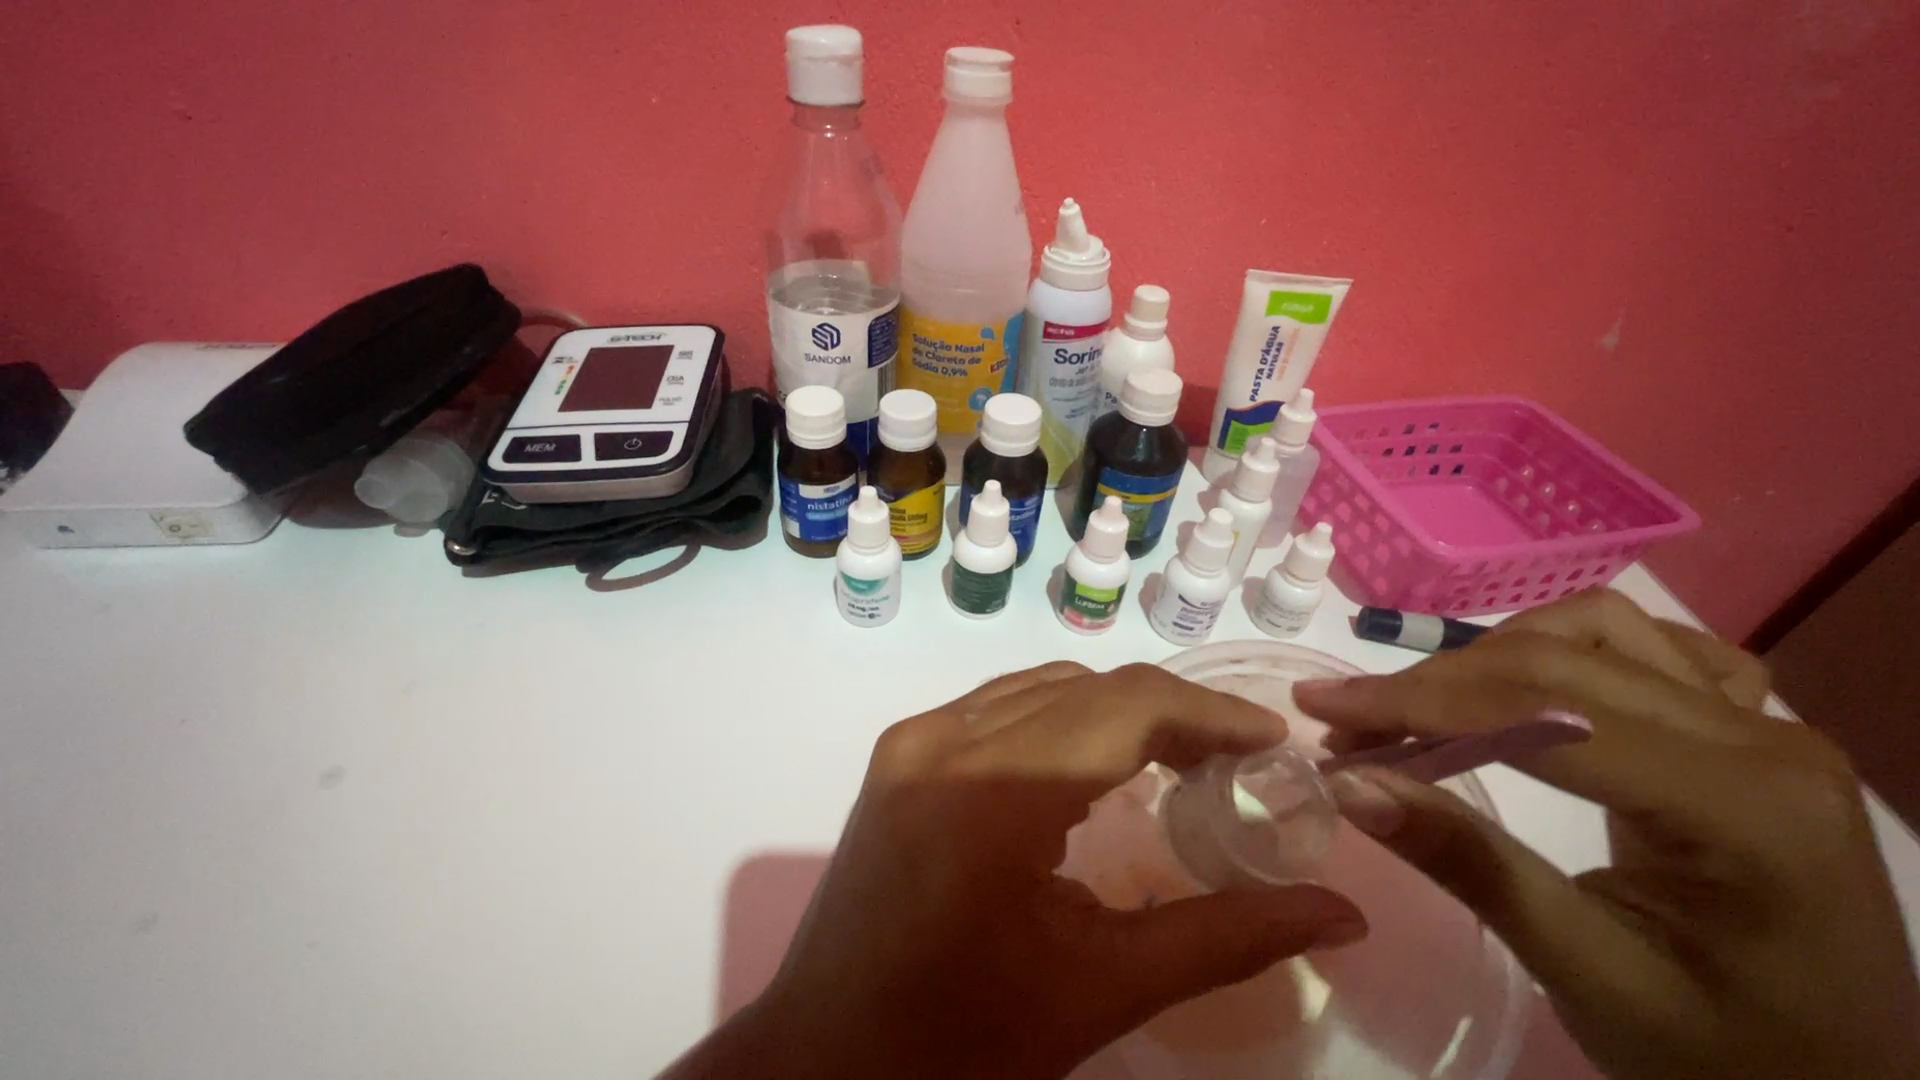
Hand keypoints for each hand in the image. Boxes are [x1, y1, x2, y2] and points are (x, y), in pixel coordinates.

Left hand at [664, 662, 1367, 1079]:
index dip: (1208, 713)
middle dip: (1170, 713)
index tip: (1271, 740)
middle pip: (1087, 687)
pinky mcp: (898, 752)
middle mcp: (948, 737)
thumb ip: (1224, 937)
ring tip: (1178, 759)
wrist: (828, 1051)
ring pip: (1042, 686)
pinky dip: (1062, 718)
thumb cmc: (964, 1034)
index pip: (1126, 705)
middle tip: (1236, 761)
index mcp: (997, 788)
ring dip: (1116, 710)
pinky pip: (1000, 706)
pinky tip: (1093, 767)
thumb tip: (1342, 914)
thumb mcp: (1102, 986)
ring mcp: (915, 738)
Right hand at [1295, 590, 1919, 1079]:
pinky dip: (1563, 650)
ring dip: (1493, 656)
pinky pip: (1643, 646)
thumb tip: (1349, 785)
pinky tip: (1528, 690)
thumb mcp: (1586, 975)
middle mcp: (1765, 739)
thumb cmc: (1723, 1056)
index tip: (1318, 709)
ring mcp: (1765, 722)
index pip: (1545, 717)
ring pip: (1596, 631)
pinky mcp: (1748, 726)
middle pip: (1560, 665)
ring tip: (1428, 710)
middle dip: (1434, 685)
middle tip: (1348, 726)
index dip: (1417, 703)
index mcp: (1743, 808)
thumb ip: (1468, 865)